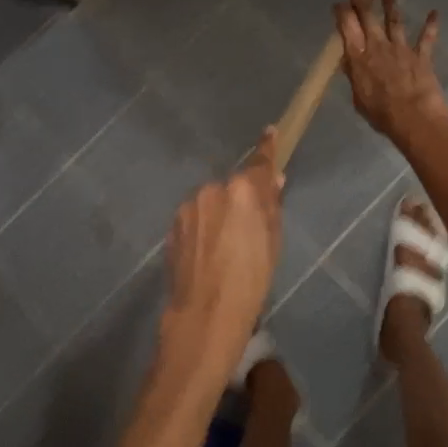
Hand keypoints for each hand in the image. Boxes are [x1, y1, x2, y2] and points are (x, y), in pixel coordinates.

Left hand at [160, 129, 285, 377]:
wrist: (204, 314)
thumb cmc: (250, 282)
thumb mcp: (272, 244)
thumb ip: (271, 207)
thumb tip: (273, 181)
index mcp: (242, 191)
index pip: (259, 163)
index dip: (267, 148)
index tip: (271, 132)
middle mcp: (213, 189)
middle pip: (233, 187)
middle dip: (241, 200)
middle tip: (249, 231)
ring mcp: (189, 205)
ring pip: (212, 202)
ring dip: (220, 215)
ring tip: (226, 250)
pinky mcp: (173, 224)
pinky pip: (196, 218)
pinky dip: (204, 228)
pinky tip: (208, 254)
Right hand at [335, 0, 447, 141]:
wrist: (415, 121)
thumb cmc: (382, 115)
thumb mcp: (358, 98)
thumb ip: (354, 76)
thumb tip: (347, 59)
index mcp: (359, 58)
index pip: (347, 26)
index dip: (341, 12)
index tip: (338, 3)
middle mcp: (378, 47)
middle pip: (367, 16)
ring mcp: (401, 49)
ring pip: (393, 19)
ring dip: (389, 0)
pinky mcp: (421, 55)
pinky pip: (427, 37)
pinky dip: (431, 25)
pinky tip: (435, 12)